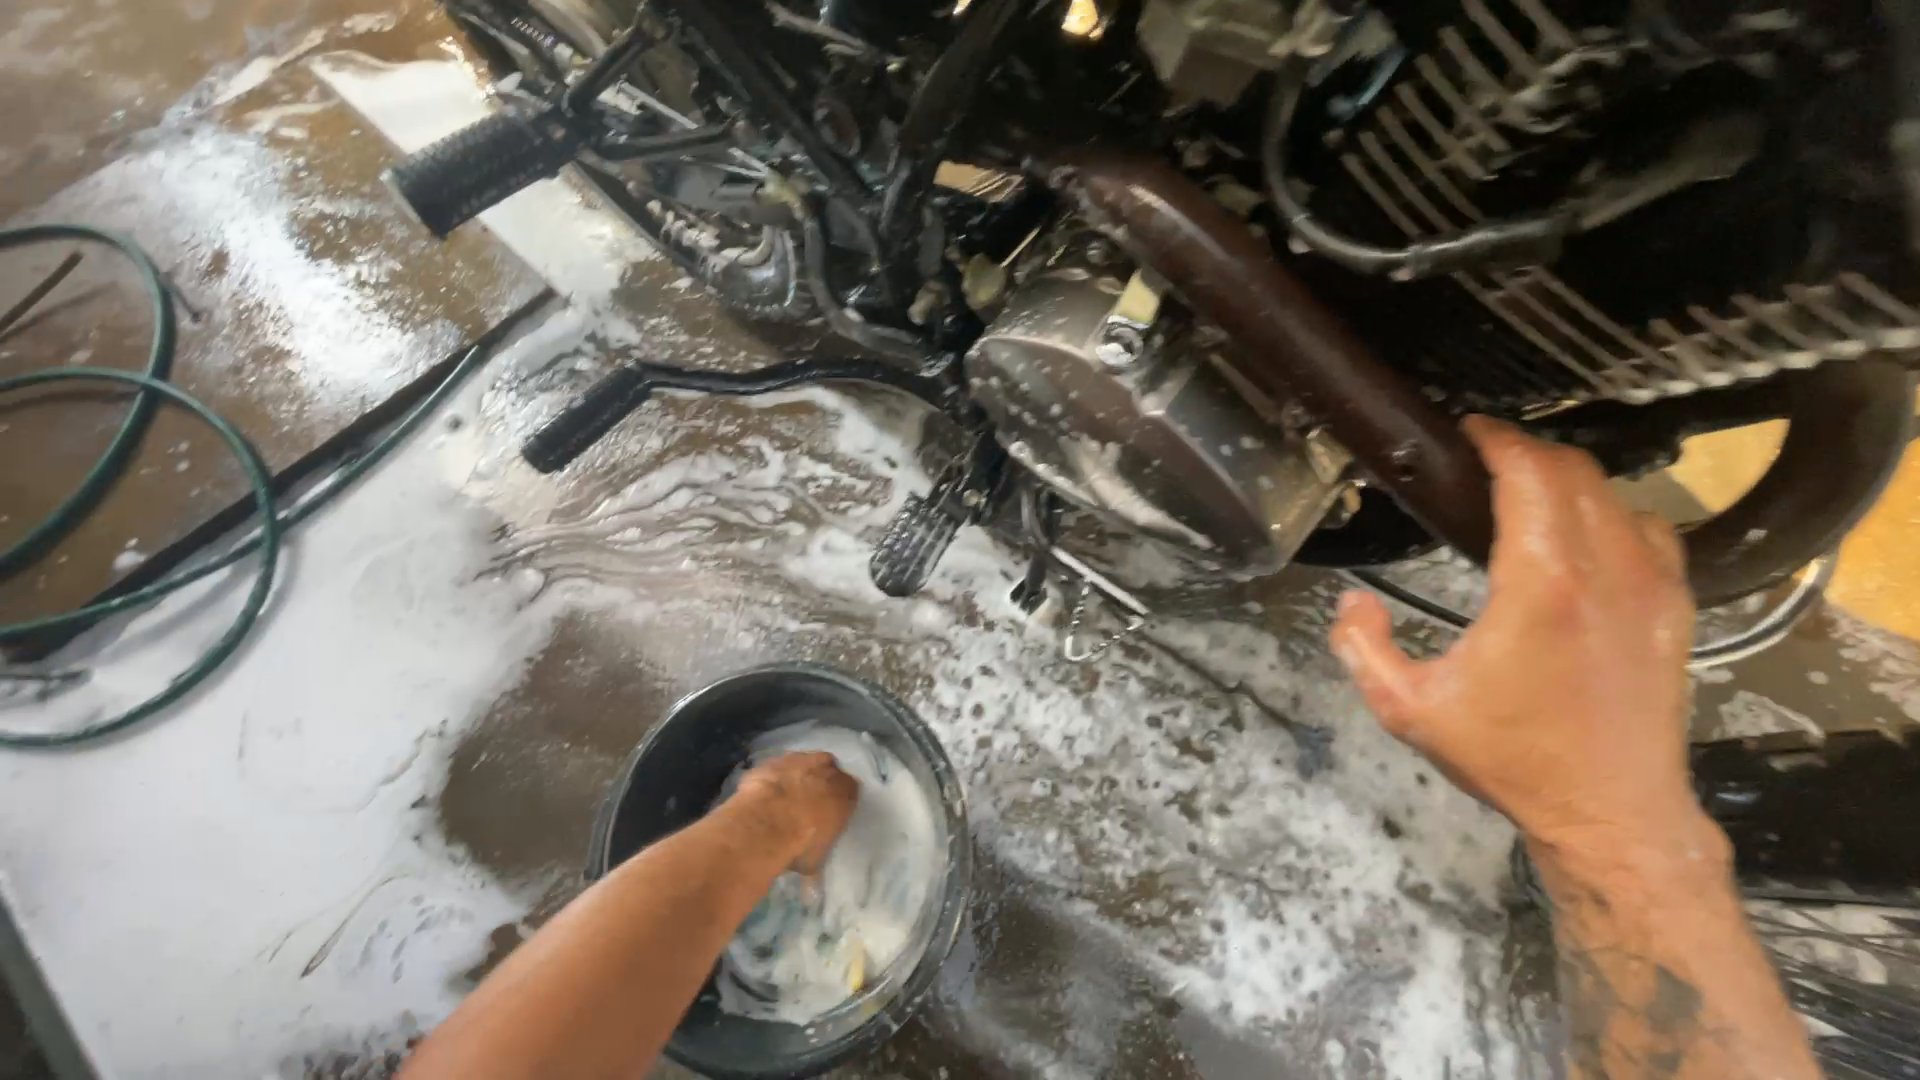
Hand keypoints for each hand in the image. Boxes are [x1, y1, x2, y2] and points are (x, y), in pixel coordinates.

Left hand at [731, 752, 858, 873]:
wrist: (767, 823)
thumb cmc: (802, 843)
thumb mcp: (817, 860)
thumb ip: (818, 858)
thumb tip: (813, 883)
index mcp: (847, 790)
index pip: (849, 792)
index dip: (837, 803)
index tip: (827, 817)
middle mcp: (827, 768)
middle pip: (826, 772)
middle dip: (817, 786)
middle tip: (804, 808)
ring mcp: (798, 760)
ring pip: (800, 766)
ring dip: (793, 779)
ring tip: (780, 803)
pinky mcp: (770, 761)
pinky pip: (773, 771)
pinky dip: (769, 781)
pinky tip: (760, 798)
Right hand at [1330, 417, 1712, 865]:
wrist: (1609, 812)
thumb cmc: (1506, 756)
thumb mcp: (1403, 707)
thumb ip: (1360, 646)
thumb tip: (1354, 600)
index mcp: (1540, 586)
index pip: (1531, 478)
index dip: (1498, 442)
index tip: (1469, 431)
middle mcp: (1605, 573)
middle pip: (1576, 473)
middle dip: (1528, 451)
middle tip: (1482, 457)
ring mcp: (1652, 590)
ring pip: (1617, 496)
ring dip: (1568, 478)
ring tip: (1523, 487)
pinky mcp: (1673, 611)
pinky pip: (1651, 531)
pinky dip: (1611, 511)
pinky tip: (1581, 531)